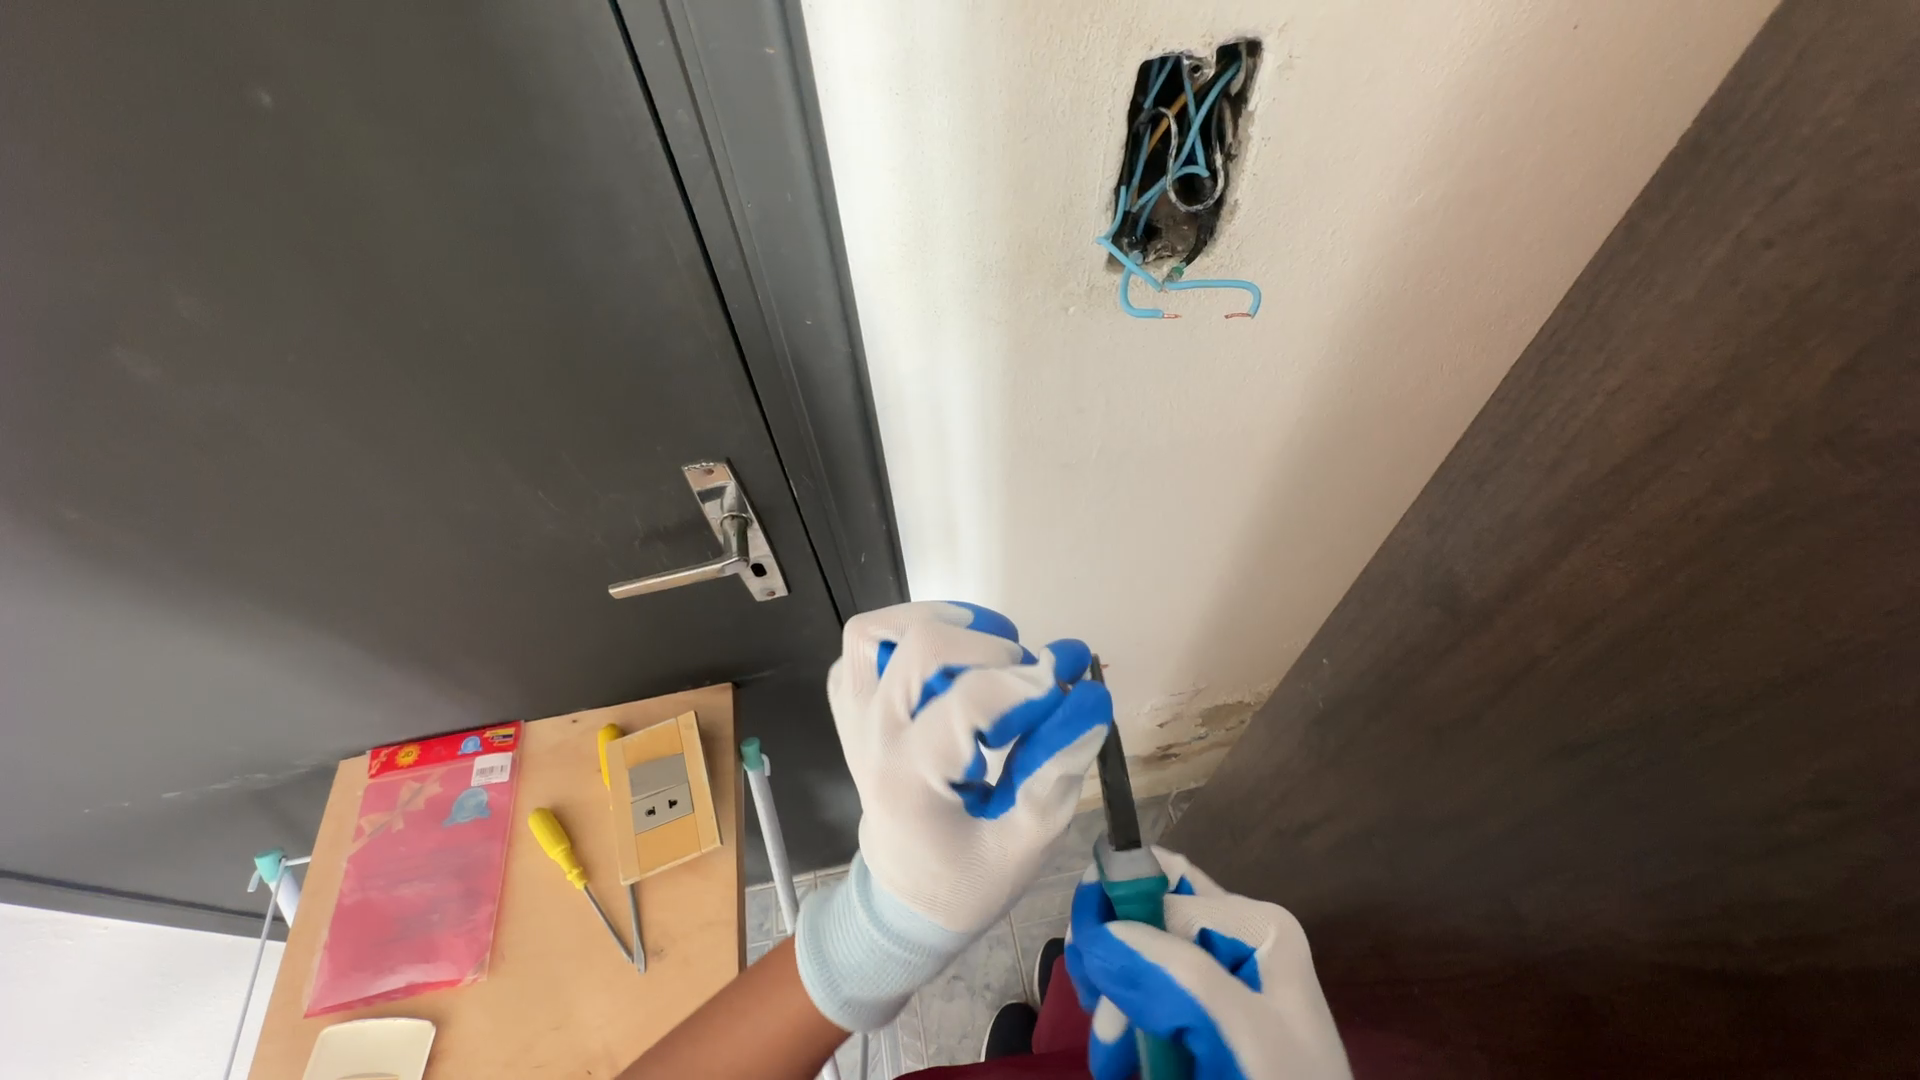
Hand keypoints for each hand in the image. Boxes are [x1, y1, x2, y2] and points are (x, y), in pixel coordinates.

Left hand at [795, 601, 1111, 1031]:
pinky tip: (945, 663)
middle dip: (988, 646)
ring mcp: (853, 718)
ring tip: (986, 645)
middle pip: (920, 647)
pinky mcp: (850, 707)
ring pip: (874, 631)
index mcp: (910, 779)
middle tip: (1027, 675)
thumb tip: (1090, 699)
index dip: (1029, 685)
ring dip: (936, 623)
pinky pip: (862, 646)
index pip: (969, 701)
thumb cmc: (966, 878)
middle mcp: (872, 736)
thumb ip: (1056, 771)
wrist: (902, 898)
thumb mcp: (1025, 845)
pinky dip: (902, 635)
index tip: (1067, 691)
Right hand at [1065, 847, 1351, 1079]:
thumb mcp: (1241, 1035)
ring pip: (1137, 951)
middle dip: (1112, 959)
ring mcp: (1220, 969)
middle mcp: (1235, 933)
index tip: (1084, 977)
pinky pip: (1146, 989)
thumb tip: (1099, 932)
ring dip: (1113, 998)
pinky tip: (1122, 1057)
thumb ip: (1177, 975)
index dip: (1115, 922)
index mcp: (1255, 923)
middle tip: (1094, 1012)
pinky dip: (1125, 1019)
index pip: (1161, 895)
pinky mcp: (1204, 1005)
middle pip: (1146, 911)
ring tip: (1111, 1057)